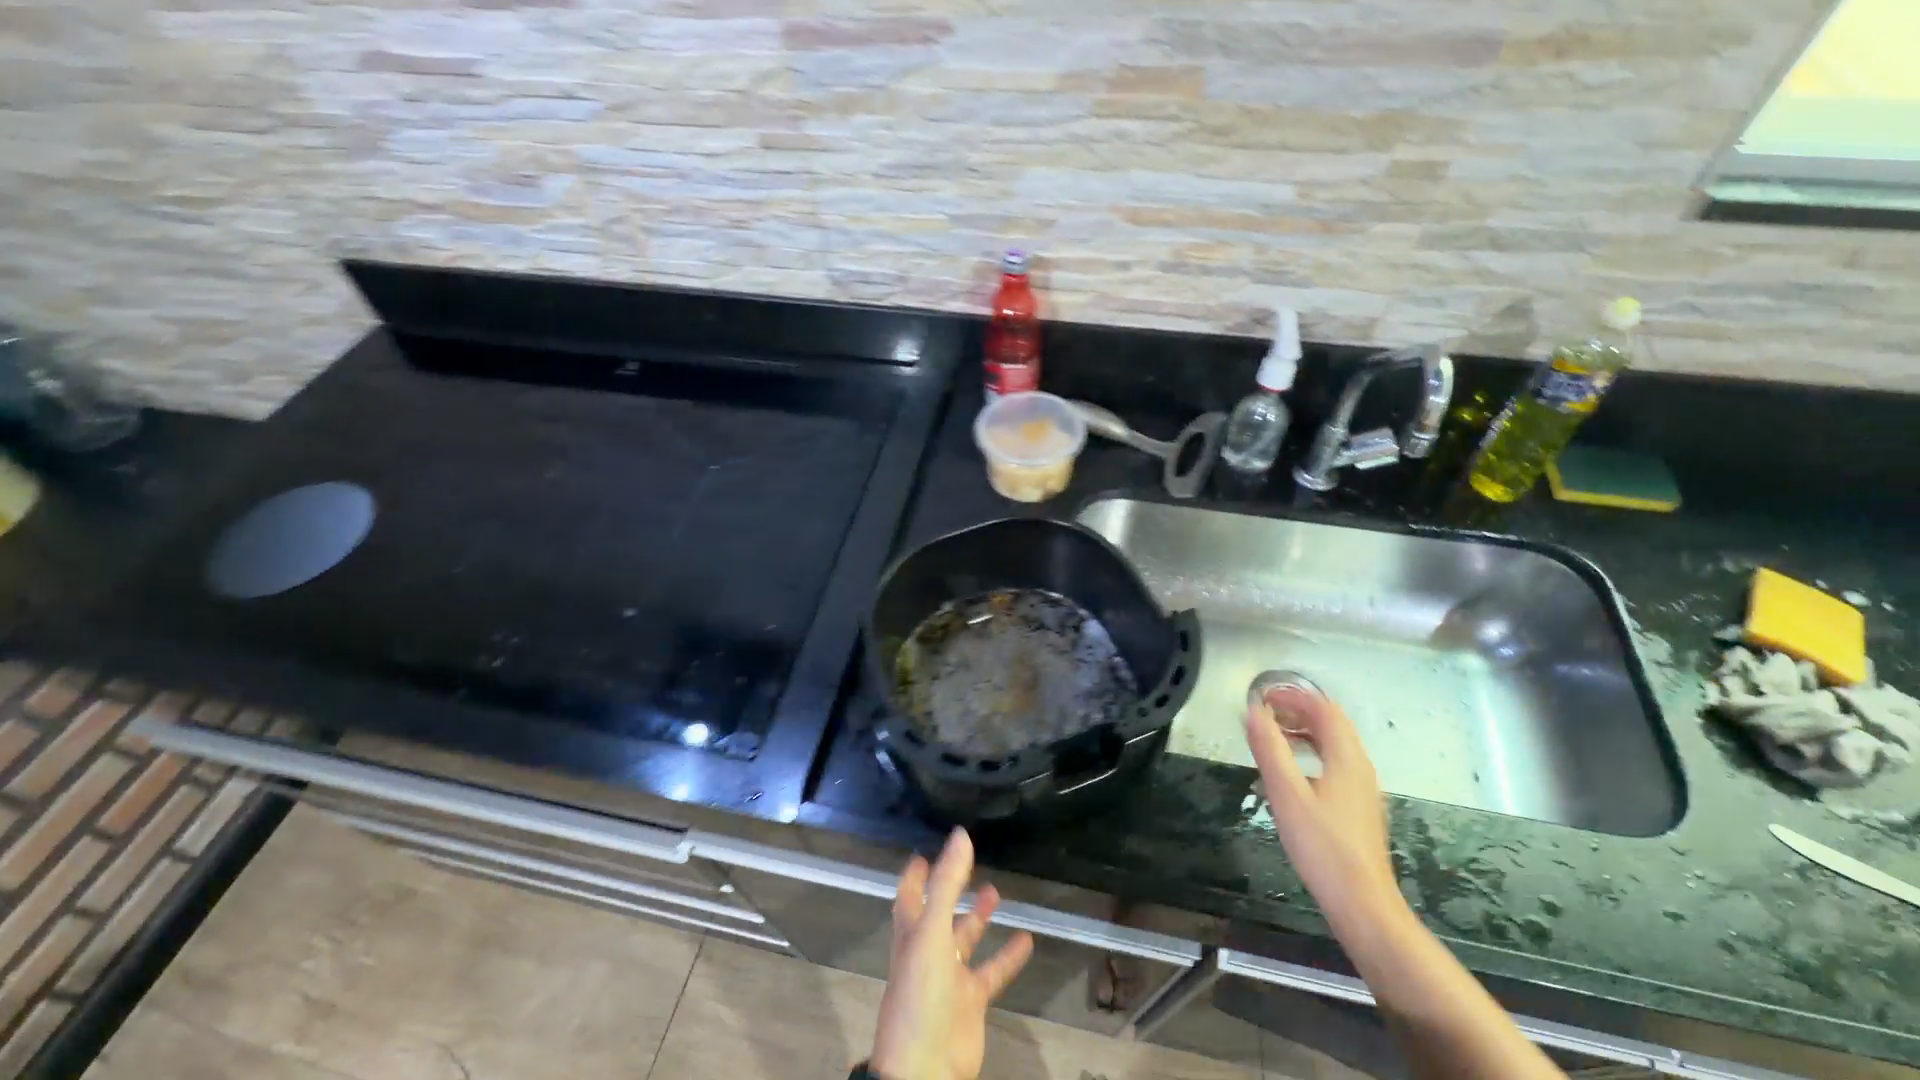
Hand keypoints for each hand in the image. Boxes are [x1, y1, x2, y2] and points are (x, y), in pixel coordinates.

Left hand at [869, 828, 1033, 1079]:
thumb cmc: (920, 992)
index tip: (924, 851)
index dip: (915, 874)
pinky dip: (1007, 956)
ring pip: (964, 939)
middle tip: (967, 863)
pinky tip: (1026, 940)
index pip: (909, 895)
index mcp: (909, 933)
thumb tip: (960, 834)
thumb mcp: (931, 932)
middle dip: (949, 889)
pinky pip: (992, 971)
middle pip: (937, 913)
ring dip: (978, 917)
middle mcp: (927, 950)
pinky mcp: (971, 999)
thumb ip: (946, 884)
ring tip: (996, 892)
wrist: (926, 1065)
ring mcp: (949, 976)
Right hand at [1245, 686, 1402, 930]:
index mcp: (1346, 757)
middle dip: (1299, 710)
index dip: (1294, 696)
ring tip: (1273, 737)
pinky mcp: (1359, 807)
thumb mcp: (1287, 795)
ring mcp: (1363, 788)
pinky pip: (1336, 764)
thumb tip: (1254, 711)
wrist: (1361, 901)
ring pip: (1335, 745)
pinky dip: (1313, 753)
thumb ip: (1270, 750)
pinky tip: (1293, 774)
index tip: (1263, 697)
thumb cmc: (1322, 846)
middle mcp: (1360, 766)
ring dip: (1305, 732)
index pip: (1324, 709)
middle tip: (1265, 713)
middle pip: (1333, 724)